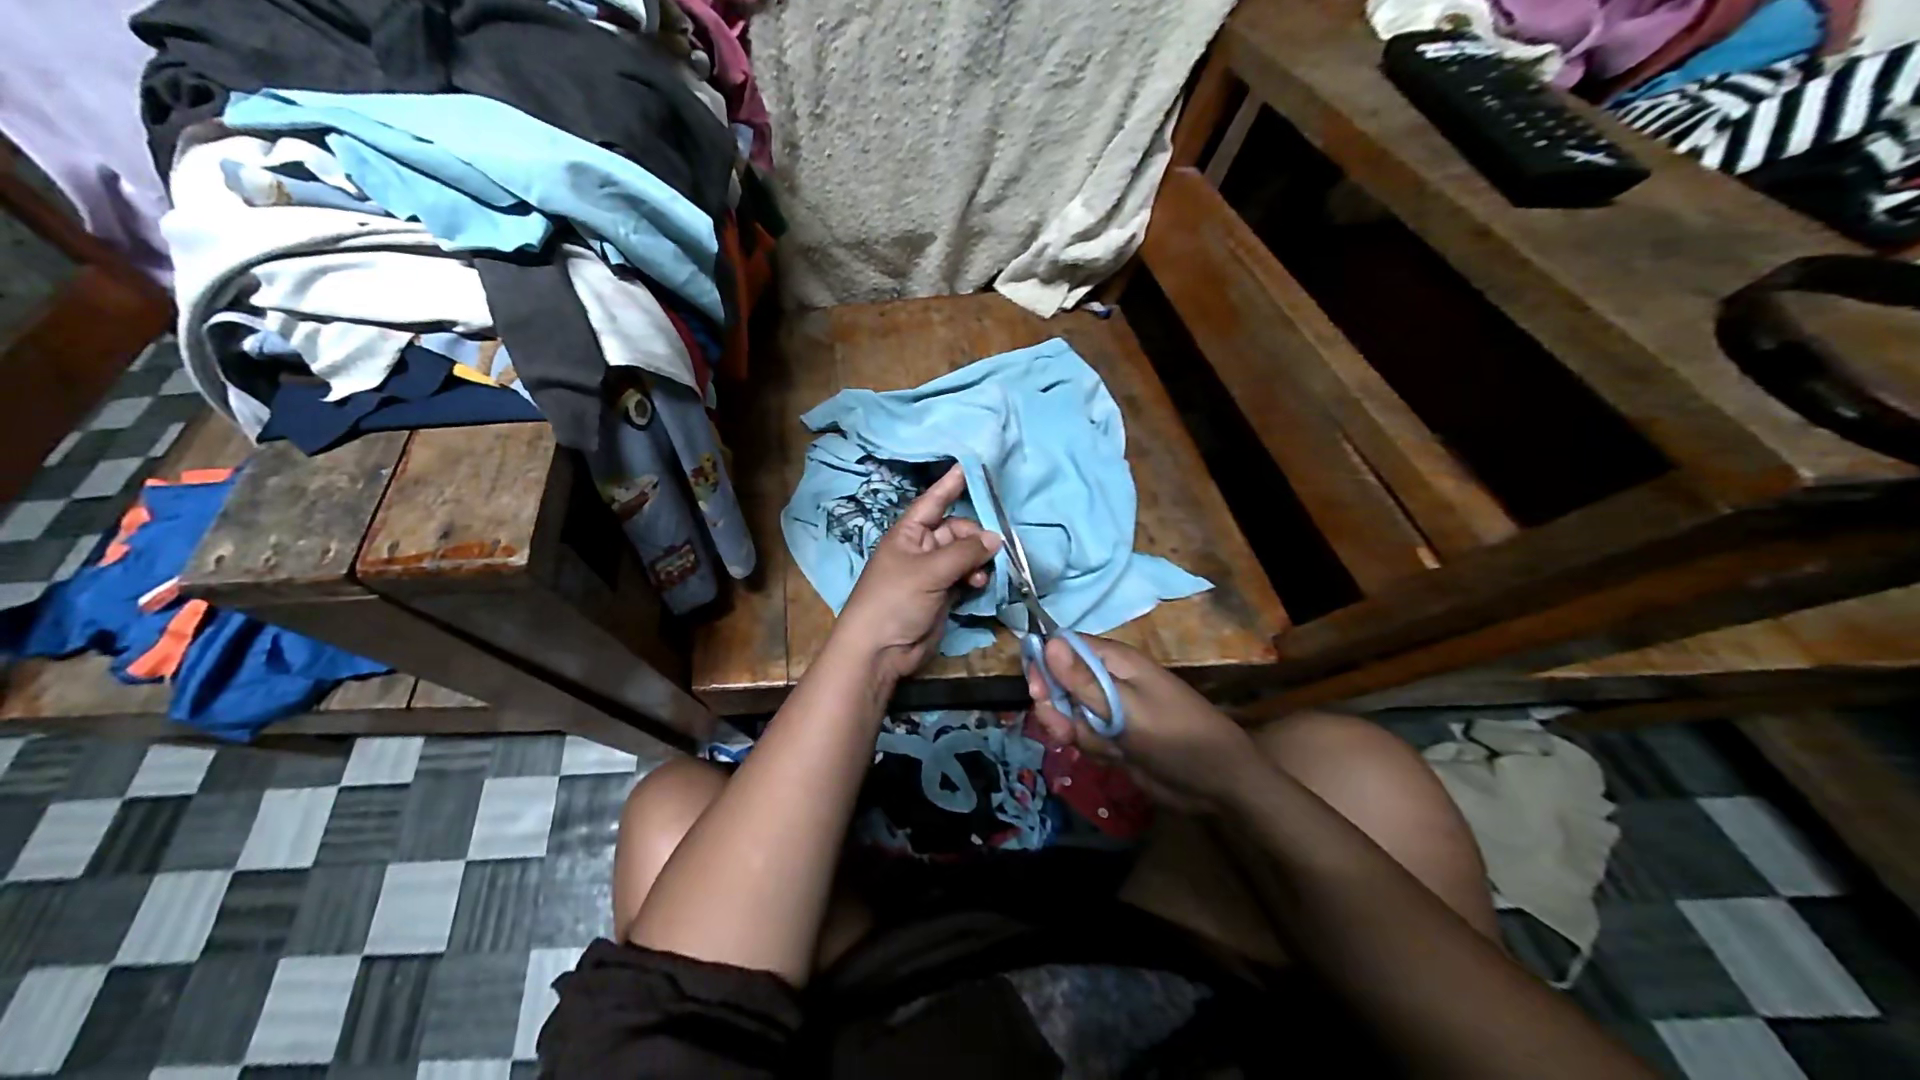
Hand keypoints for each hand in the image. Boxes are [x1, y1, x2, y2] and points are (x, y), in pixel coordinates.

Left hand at [833, 464, 1002, 682]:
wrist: (880, 650)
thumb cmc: (894, 600)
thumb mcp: (929, 571)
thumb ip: (964, 552)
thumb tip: (996, 538)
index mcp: (907, 534)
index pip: (932, 502)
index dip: (950, 485)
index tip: (969, 467)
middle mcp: (920, 549)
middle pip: (956, 530)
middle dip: (975, 536)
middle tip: (993, 547)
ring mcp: (932, 573)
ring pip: (964, 555)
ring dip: (978, 559)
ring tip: (983, 573)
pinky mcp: (942, 595)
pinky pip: (965, 577)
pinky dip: (975, 578)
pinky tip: (980, 584)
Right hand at [1027, 635, 1264, 811]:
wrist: (1216, 782)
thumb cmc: (1175, 737)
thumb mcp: (1126, 709)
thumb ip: (1083, 681)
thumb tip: (1047, 641)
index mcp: (1113, 660)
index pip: (1062, 647)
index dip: (1044, 666)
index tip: (1039, 693)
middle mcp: (1108, 679)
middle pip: (1058, 683)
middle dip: (1058, 709)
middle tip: (1068, 730)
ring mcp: (1110, 709)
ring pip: (1068, 714)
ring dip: (1078, 733)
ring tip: (1104, 747)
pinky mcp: (1113, 736)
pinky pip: (1084, 736)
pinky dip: (1093, 749)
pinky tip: (1114, 757)